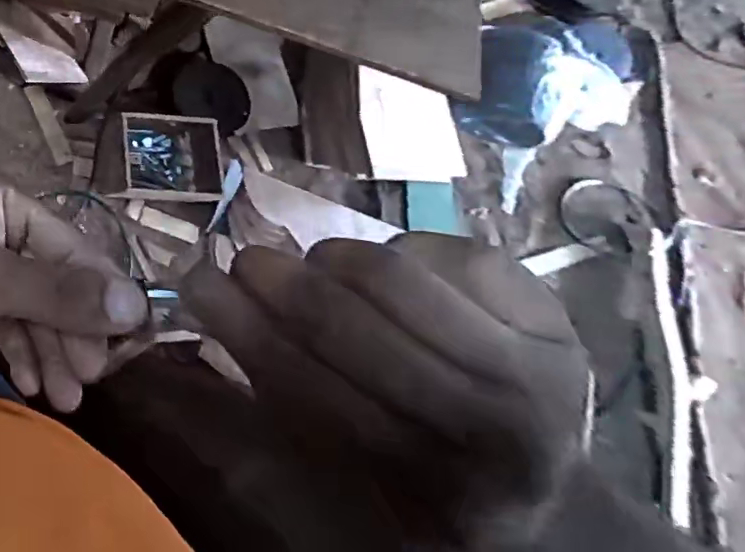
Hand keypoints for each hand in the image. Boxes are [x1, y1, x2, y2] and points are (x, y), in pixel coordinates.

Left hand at [0, 169, 147, 411]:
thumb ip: (58, 292)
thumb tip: (132, 303)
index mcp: (3, 200)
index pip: (67, 243)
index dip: (98, 287)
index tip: (129, 333)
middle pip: (51, 278)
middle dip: (70, 329)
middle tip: (91, 377)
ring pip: (30, 307)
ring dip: (49, 349)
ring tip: (66, 396)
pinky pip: (6, 323)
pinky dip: (20, 351)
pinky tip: (32, 383)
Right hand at [183, 233, 589, 547]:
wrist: (545, 495)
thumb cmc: (423, 483)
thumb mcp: (349, 472)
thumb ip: (280, 393)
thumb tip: (207, 296)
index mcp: (428, 490)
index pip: (305, 385)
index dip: (239, 324)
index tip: (195, 280)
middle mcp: (490, 434)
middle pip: (347, 320)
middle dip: (276, 278)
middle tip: (248, 261)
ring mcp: (532, 367)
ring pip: (391, 271)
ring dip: (334, 260)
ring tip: (323, 270)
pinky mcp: (550, 313)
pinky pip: (440, 249)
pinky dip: (398, 251)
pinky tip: (395, 279)